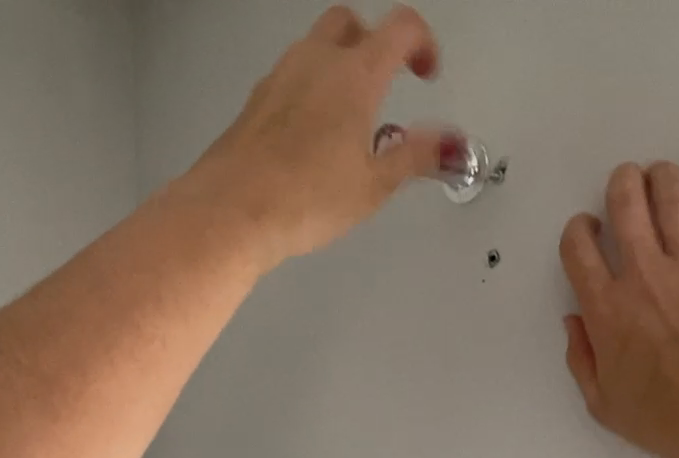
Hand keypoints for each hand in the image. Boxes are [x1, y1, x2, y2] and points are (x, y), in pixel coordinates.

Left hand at [185, 5, 447, 266]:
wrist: (232, 212)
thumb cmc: (301, 198)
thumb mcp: (375, 185)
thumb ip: (415, 156)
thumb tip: (446, 143)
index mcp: (355, 74)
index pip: (401, 28)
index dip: (423, 44)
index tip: (427, 70)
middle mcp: (314, 64)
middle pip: (352, 24)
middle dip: (375, 44)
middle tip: (389, 77)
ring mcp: (278, 79)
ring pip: (315, 49)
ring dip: (339, 69)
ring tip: (351, 116)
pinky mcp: (254, 104)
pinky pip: (288, 82)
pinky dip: (309, 94)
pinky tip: (314, 136)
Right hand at [559, 124, 678, 457]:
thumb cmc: (667, 425)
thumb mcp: (602, 404)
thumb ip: (580, 357)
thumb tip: (573, 317)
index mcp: (606, 311)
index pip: (579, 247)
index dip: (579, 231)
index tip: (588, 234)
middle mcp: (644, 277)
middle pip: (624, 204)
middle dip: (619, 187)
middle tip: (626, 190)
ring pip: (673, 194)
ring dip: (661, 176)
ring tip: (662, 175)